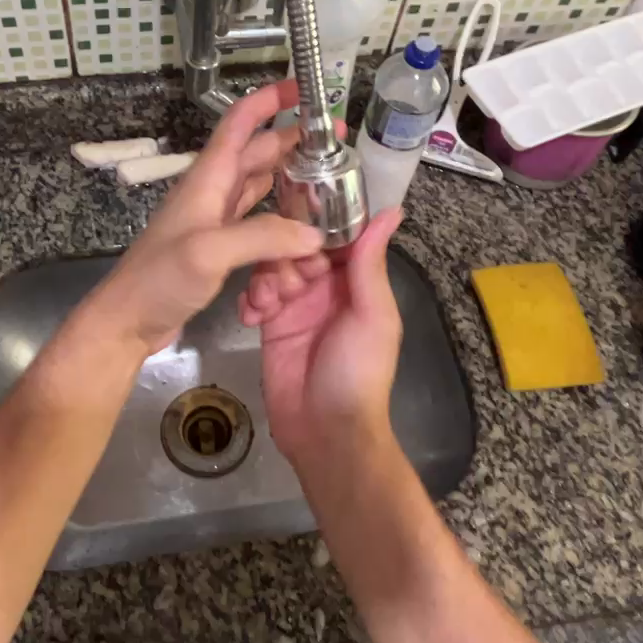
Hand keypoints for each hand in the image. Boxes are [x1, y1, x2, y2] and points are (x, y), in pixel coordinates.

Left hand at [85, 79, 324, 353]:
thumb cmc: (159, 279)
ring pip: (260, 188)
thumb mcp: (209, 252)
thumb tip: (314, 235)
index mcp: (207, 179)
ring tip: (328, 182)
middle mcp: (212, 193)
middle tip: (336, 142)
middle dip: (294, 142)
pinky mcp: (220, 249)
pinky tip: (303, 230)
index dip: (268, 100)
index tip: (301, 88)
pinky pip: (258, 224)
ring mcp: (215, 221)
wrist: (127, 321)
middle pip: (258, 155)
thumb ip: (262, 237)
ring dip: (291, 181)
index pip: (238, 124)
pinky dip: (282, 223)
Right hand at [239, 207, 403, 464]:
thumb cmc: (358, 372)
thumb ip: (370, 262)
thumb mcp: (373, 315)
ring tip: (267, 304)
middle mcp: (324, 288)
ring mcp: (294, 306)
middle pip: (295, 248)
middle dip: (285, 258)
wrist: (326, 432)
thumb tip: (393, 210)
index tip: (298, 222)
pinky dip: (250, 301)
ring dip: (265, 280)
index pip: (333, 237)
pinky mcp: (269, 326)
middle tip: (287, 282)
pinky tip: (252, 317)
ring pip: (271, 268)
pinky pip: (254, 298)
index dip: (316, 226)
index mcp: (354, 281)